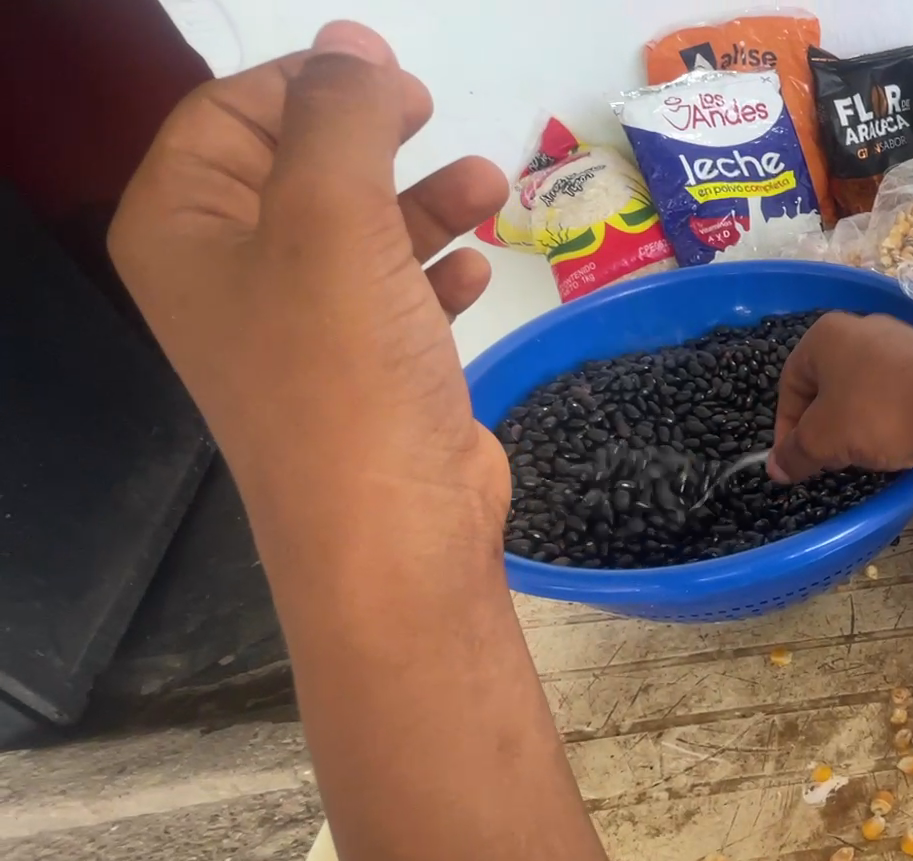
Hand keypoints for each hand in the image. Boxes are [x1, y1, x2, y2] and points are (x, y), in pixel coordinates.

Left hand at [108, 22, 508, 541]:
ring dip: (422, 207)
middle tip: (435, 114)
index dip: (307, 83)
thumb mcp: (334, 224)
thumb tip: (356, 51)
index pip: (230, 120)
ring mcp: (311, 336)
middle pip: (302, 177)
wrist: (394, 521)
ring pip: (364, 242)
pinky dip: (438, 277)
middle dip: (371, 141)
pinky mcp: (378, 378)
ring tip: (488, 187)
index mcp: (188, 232)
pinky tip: (479, 269)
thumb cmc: (347, 369)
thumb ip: (340, 123)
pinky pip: (401, 304)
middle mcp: (239, 280)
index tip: (391, 69)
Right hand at [768, 312, 912, 482]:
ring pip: (862, 390)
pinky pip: (896, 392)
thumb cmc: (878, 415)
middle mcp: (861, 327)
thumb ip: (795, 453)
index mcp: (825, 335)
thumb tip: (775, 467)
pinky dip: (888, 417)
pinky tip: (898, 440)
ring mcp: (901, 341)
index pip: (790, 384)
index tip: (794, 461)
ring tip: (865, 454)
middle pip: (827, 386)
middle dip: (823, 427)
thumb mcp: (824, 440)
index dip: (786, 428)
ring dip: (855, 425)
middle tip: (830, 460)